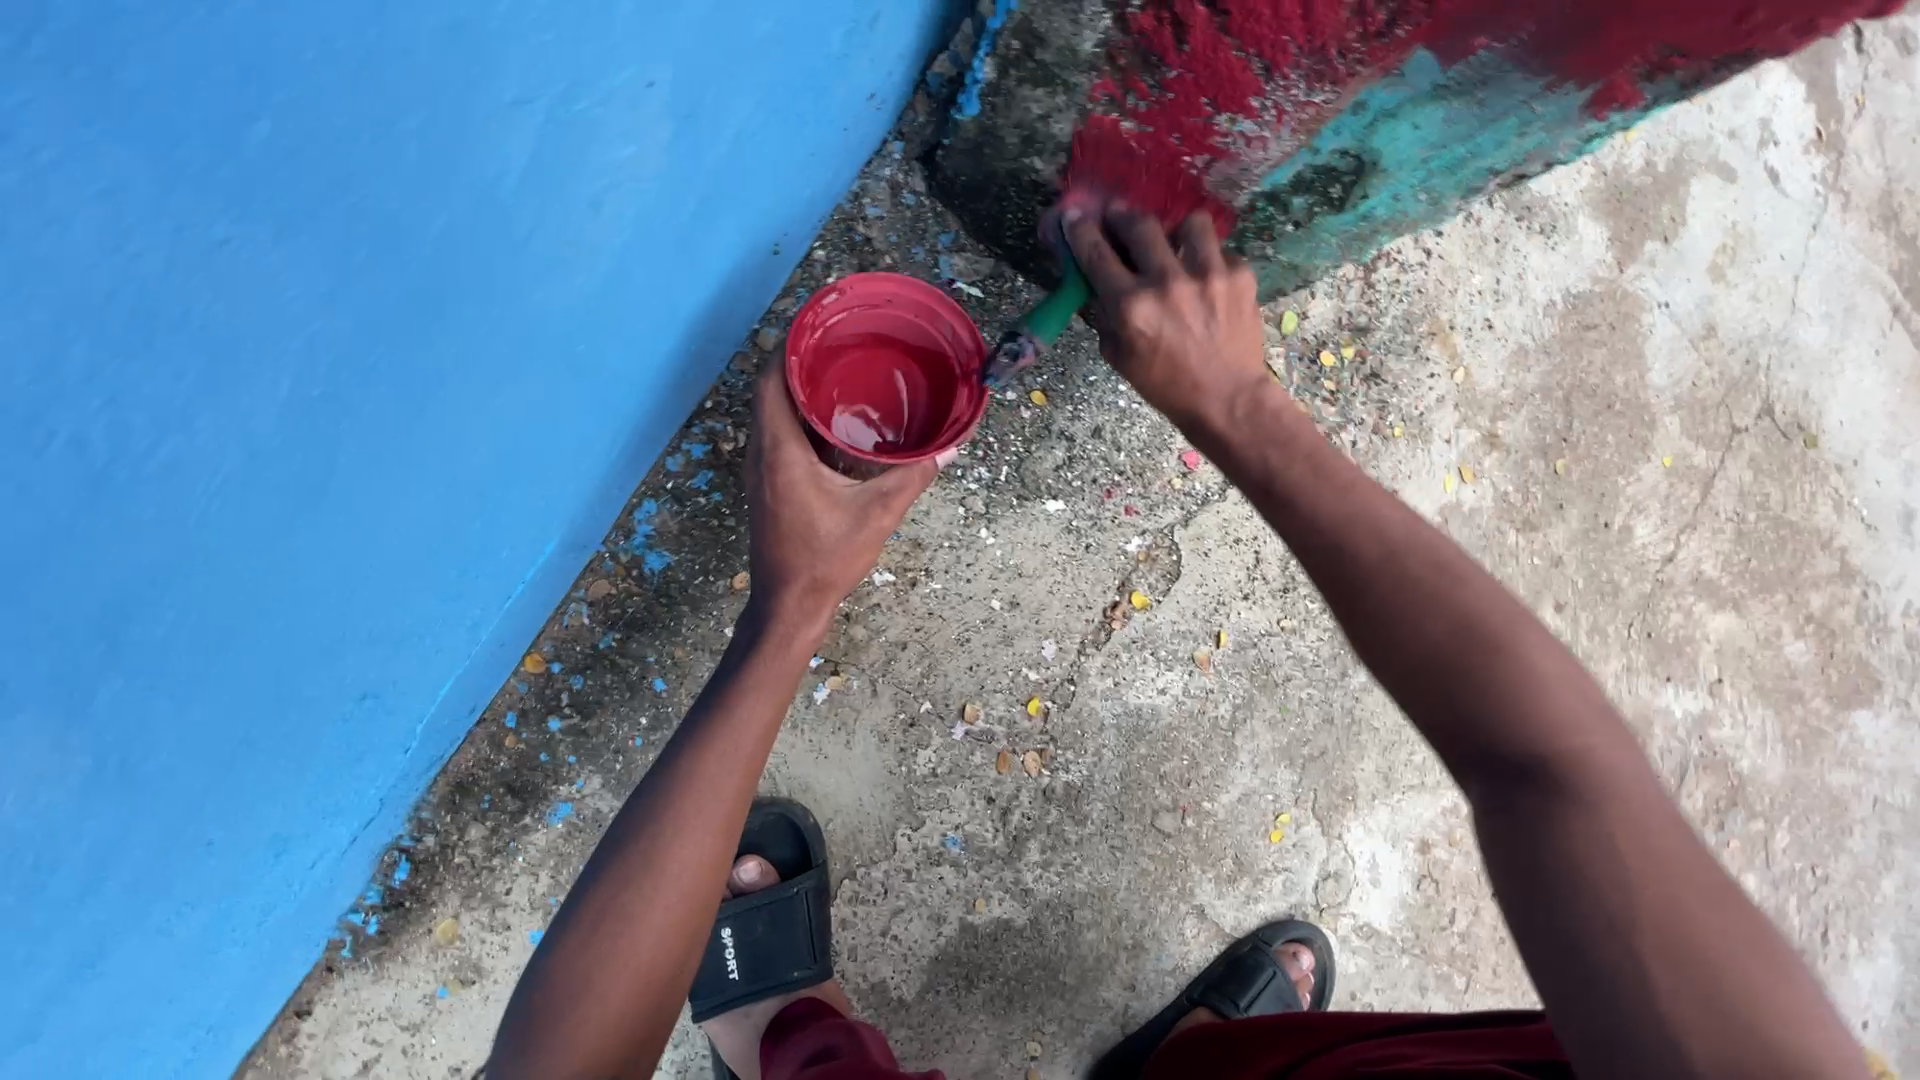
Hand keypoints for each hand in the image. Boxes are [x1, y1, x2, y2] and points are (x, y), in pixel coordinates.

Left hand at [743, 360, 945, 630]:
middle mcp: (761, 452)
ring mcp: (760, 470)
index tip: (822, 329)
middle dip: (801, 364)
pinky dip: (799, 420)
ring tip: (842, 375)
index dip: (790, 347)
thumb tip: (949, 448)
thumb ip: (912, 476)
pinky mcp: (767, 486)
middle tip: (843, 347)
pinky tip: (834, 424)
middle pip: (770, 390)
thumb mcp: (877, 515)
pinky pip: (778, 436)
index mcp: (779, 449)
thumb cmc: (825, 558)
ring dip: (799, 392)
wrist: (789, 604)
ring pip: (772, 414)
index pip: (771, 379)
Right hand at [1064, 202, 1272, 429]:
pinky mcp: (1240, 275)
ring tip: (1176, 243)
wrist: (1227, 399)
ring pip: (1189, 223)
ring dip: (1177, 230)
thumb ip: (1107, 318)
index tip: (1076, 216)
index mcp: (1131, 307)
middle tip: (1119, 215)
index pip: (1096, 254)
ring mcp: (1208, 274)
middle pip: (1139, 225)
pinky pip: (1220, 251)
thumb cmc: (1166, 385)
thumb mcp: (1120, 358)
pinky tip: (1207, 281)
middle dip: (1123, 215)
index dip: (1081, 230)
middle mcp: (1166, 282)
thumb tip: (1101, 287)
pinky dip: (1209, 261)